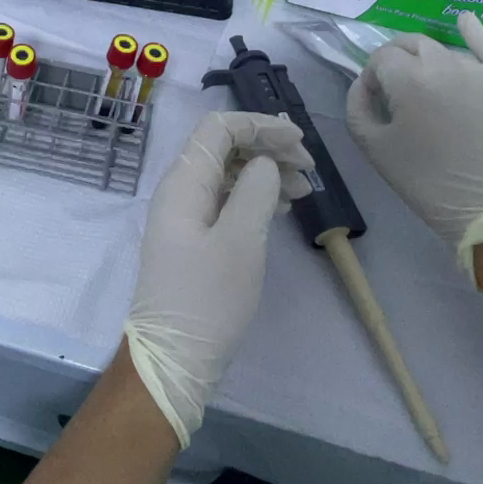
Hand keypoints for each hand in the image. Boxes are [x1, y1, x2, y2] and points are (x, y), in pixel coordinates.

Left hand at [124, 112, 313, 447]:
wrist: (172, 358)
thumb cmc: (208, 298)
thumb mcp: (241, 240)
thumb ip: (255, 190)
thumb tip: (263, 164)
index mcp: (183, 182)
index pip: (218, 128)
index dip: (260, 125)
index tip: (299, 141)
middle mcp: (178, 190)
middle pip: (223, 148)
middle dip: (267, 148)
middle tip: (309, 169)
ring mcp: (183, 216)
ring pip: (226, 174)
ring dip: (265, 174)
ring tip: (305, 191)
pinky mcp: (192, 239)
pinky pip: (224, 200)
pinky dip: (253, 197)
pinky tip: (281, 209)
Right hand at [345, 12, 482, 279]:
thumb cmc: (429, 184)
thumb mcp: (374, 149)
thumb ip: (358, 107)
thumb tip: (365, 84)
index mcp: (409, 79)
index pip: (381, 58)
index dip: (374, 78)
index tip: (379, 103)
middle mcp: (445, 63)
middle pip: (412, 45)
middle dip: (398, 61)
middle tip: (400, 94)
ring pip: (446, 51)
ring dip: (432, 64)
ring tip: (435, 95)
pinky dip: (474, 30)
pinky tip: (465, 20)